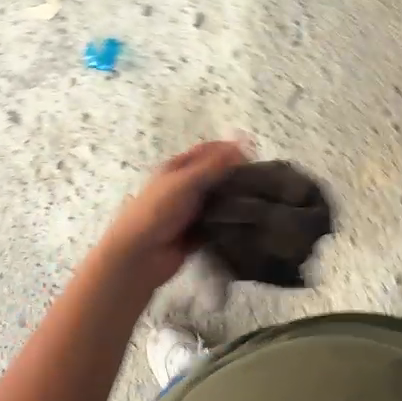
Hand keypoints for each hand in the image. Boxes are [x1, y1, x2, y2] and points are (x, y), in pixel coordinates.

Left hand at [97, 140, 248, 291]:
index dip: (228, 149)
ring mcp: (190, 212)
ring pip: (217, 201)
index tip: (253, 152)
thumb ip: (213, 165)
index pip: (206, 152)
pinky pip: (217, 225)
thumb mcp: (185, 181)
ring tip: (262, 199)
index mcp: (177, 169)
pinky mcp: (196, 235)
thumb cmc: (158, 210)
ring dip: (234, 199)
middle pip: (214, 176)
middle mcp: (184, 187)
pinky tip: (250, 222)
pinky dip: (229, 223)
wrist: (139, 256)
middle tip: (262, 178)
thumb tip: (241, 144)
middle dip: (234, 175)